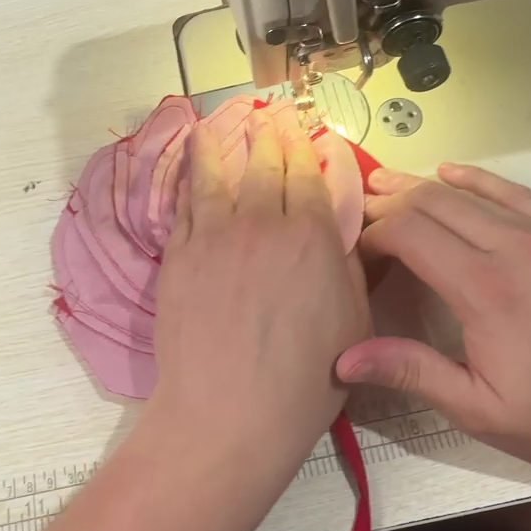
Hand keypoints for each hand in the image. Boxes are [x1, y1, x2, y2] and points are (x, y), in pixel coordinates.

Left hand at [147, 108, 370, 502]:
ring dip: (224, 142)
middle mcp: (261, 223)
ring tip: (222, 122)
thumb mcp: (352, 323)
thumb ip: (347, 266)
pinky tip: (193, 164)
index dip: (306, 146)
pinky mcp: (178, 254)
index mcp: (310, 237)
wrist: (227, 415)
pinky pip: (186, 202)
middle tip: (270, 115)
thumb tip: (340, 227)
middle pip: (265, 164)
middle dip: (271, 134)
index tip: (304, 128)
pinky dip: (191, 176)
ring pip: (219, 173)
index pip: (307, 174)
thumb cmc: (303, 382)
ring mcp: (213, 235)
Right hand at [336, 164, 530, 488]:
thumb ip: (410, 371)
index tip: (354, 249)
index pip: (409, 232)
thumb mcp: (478, 408)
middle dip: (389, 202)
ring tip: (386, 184)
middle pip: (434, 202)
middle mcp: (517, 248)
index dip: (372, 232)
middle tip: (358, 213)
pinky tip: (453, 173)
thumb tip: (342, 358)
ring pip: (472, 191)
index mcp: (487, 290)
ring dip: (423, 185)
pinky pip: (517, 193)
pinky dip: (478, 179)